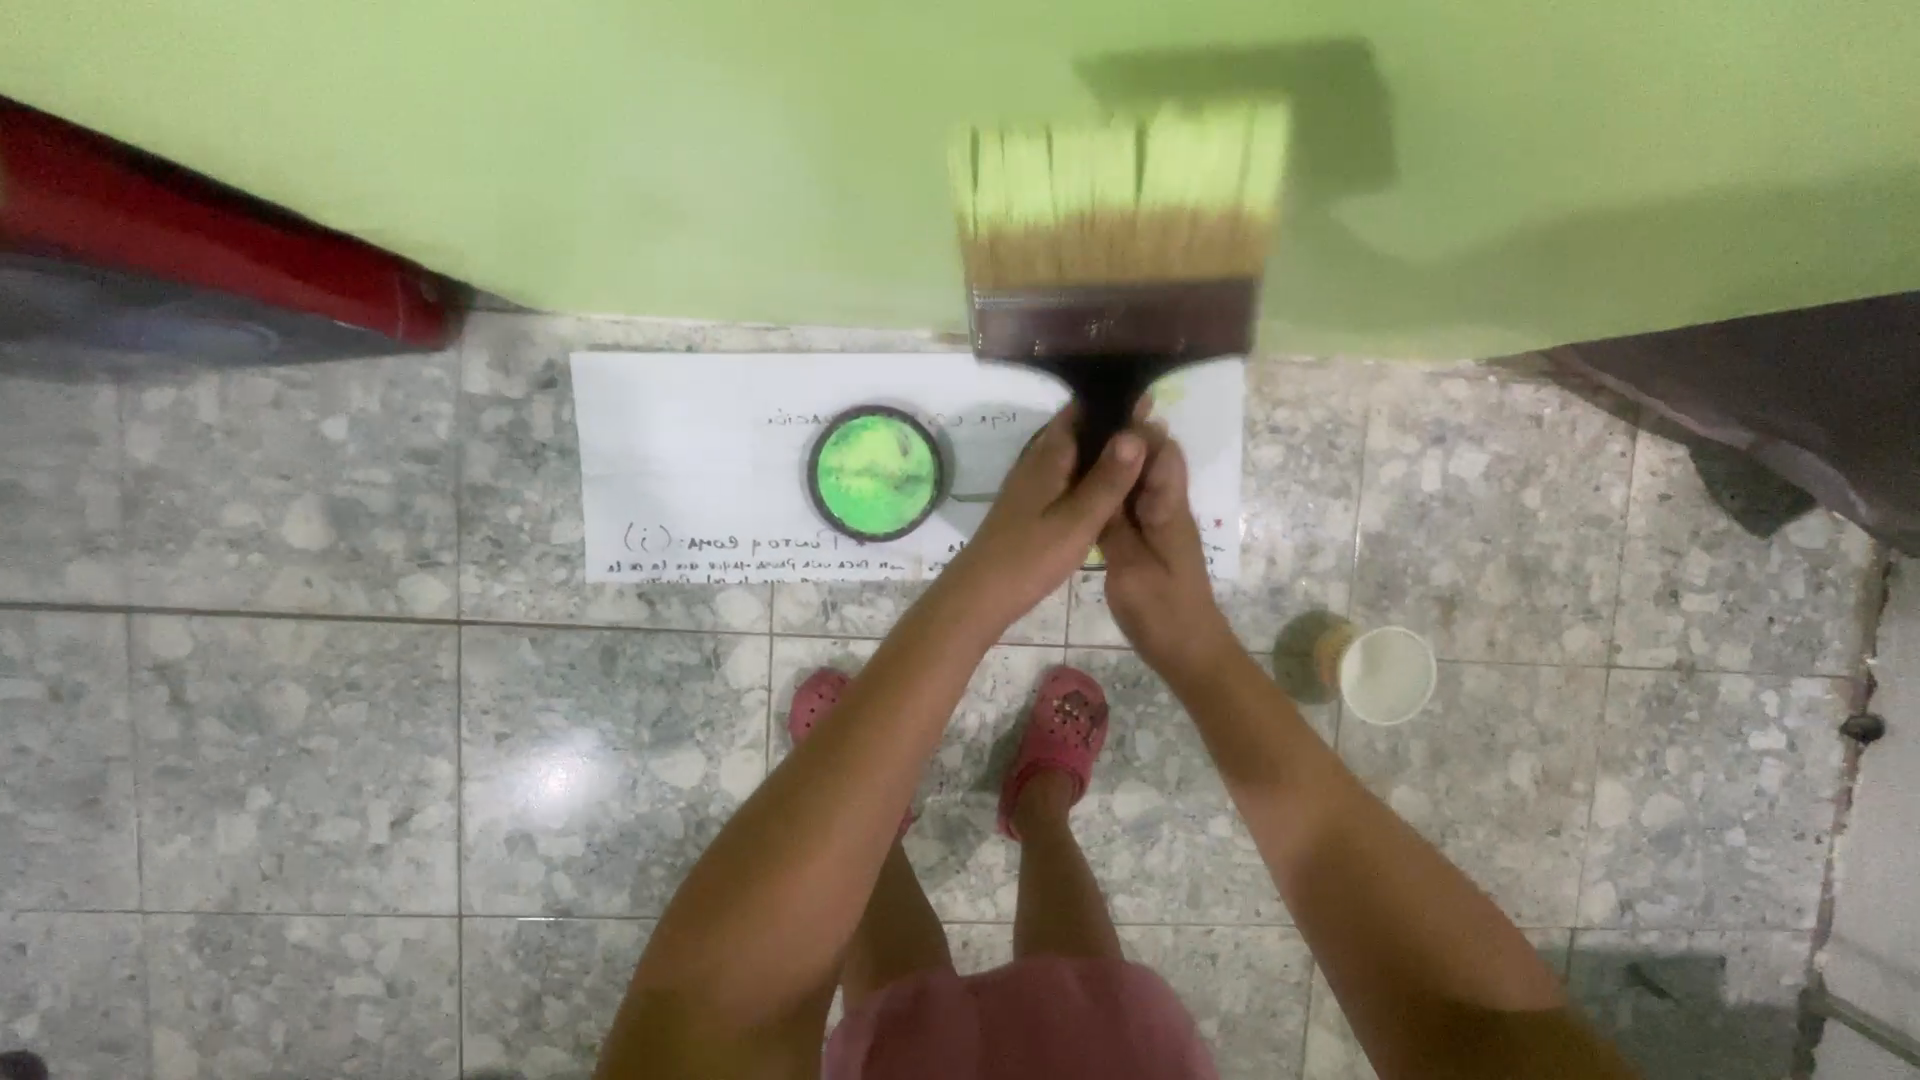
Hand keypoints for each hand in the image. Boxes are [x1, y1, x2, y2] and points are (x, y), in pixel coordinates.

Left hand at [939, 405, 1146, 631]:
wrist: (982, 594)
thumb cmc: (1031, 556)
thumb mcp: (1079, 519)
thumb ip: (1108, 478)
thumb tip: (1135, 432)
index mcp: (1048, 455)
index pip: (1080, 409)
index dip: (1112, 402)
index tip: (1147, 401)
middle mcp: (1037, 460)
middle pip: (1078, 431)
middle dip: (1112, 428)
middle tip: (1156, 432)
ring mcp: (1031, 483)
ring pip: (1073, 456)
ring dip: (1102, 454)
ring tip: (1144, 458)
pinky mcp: (1031, 505)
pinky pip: (1067, 478)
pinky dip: (1090, 478)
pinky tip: (1112, 492)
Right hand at [1097, 420, 1235, 677]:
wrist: (1190, 655)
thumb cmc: (1161, 615)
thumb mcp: (1129, 570)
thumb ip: (1114, 523)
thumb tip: (1105, 471)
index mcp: (1169, 511)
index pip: (1161, 452)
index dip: (1135, 430)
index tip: (1098, 415)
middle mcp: (1169, 509)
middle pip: (1151, 460)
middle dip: (1120, 442)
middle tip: (1074, 434)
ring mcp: (1161, 525)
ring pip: (1139, 481)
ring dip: (1113, 467)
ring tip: (1072, 456)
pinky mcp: (1151, 540)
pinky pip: (1132, 504)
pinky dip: (1111, 494)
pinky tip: (1083, 495)